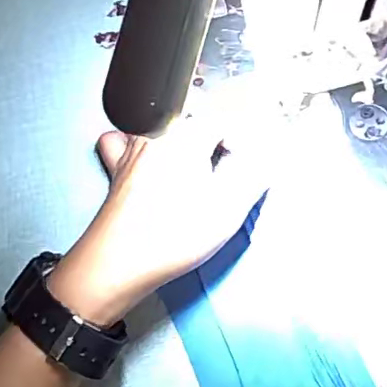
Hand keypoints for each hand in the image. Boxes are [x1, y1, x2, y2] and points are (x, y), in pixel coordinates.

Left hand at [48, 119, 267, 326]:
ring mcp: (133, 148)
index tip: (247, 169)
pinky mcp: (116, 167)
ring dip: (185, 146)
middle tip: (224, 180)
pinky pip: (127, 142)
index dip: (244, 145)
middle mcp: (157, 132)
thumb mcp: (230, 208)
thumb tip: (270, 158)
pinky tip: (151, 165)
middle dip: (217, 146)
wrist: (118, 264)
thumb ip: (256, 175)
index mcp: (187, 134)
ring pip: (167, 129)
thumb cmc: (172, 237)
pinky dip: (142, 147)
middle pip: (198, 123)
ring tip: (193, 179)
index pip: (227, 122)